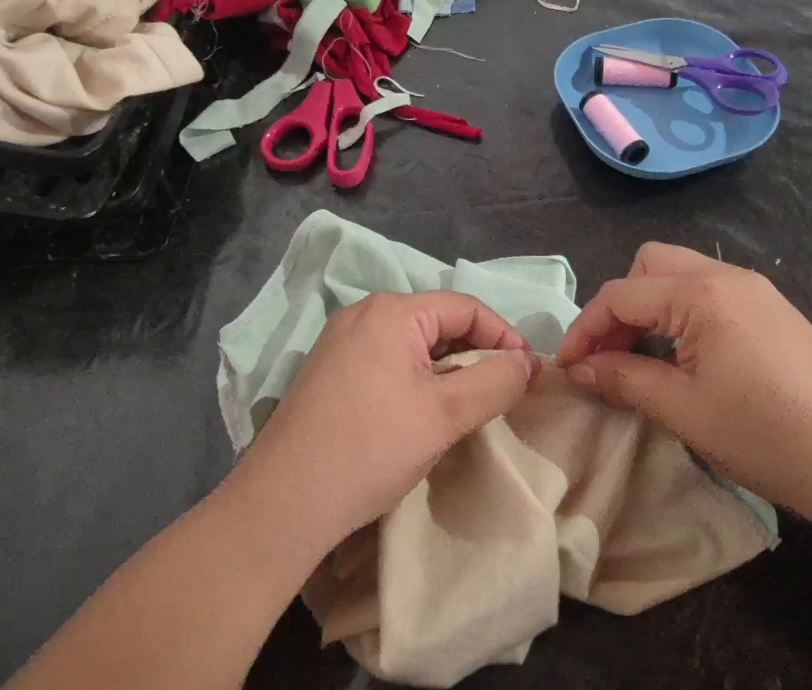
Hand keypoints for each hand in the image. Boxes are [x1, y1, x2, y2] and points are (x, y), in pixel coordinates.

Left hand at [235, 291, 539, 547]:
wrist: (282, 504)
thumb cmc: (369, 449)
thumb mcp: (444, 415)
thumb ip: (494, 382)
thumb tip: (528, 363)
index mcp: (390, 312)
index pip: (465, 308)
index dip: (504, 337)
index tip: (529, 375)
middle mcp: (363, 316)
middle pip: (438, 322)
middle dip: (478, 352)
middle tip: (506, 391)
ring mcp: (341, 345)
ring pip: (414, 345)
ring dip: (449, 369)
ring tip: (473, 405)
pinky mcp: (330, 375)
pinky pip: (389, 363)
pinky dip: (418, 380)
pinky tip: (427, 414)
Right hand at [557, 243, 811, 516]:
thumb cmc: (765, 435)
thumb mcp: (683, 410)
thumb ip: (624, 379)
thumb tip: (579, 369)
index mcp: (702, 293)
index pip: (622, 293)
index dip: (585, 329)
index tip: (566, 369)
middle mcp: (728, 276)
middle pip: (650, 265)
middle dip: (619, 306)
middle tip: (609, 357)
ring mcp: (756, 290)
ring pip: (680, 276)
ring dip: (650, 309)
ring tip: (641, 362)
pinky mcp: (773, 311)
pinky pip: (709, 294)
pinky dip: (681, 316)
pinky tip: (684, 360)